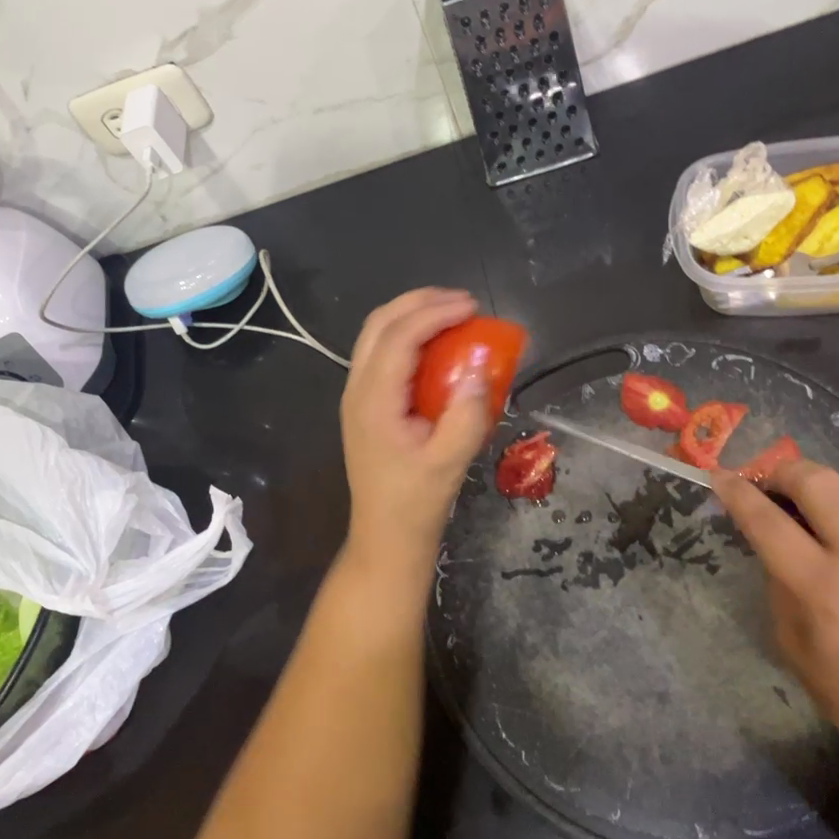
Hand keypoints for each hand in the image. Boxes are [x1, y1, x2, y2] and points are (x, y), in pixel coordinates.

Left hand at [340, 289, 494, 563]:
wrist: (385, 536)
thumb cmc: (415, 502)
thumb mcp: (449, 463)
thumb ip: (467, 415)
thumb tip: (482, 367)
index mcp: (373, 400)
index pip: (399, 337)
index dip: (435, 313)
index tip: (472, 306)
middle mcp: (357, 388)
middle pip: (379, 323)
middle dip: (420, 302)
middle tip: (464, 301)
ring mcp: (356, 394)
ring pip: (376, 334)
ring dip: (412, 315)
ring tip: (454, 314)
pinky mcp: (365, 403)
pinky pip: (381, 352)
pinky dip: (408, 334)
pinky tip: (438, 344)